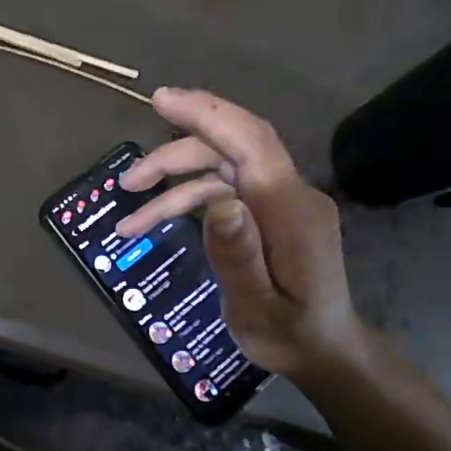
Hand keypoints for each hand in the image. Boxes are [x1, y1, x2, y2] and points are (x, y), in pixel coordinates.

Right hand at [114, 88, 367, 379]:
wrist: (322, 350)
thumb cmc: (288, 334)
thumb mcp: (255, 304)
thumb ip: (238, 254)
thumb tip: (217, 203)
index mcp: (289, 212)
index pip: (250, 145)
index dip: (208, 115)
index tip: (162, 99)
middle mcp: (290, 196)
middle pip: (232, 151)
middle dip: (175, 156)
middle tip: (127, 182)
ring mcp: (282, 204)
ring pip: (223, 171)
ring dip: (174, 186)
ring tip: (130, 219)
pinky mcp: (270, 216)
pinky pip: (227, 191)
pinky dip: (187, 201)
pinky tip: (157, 221)